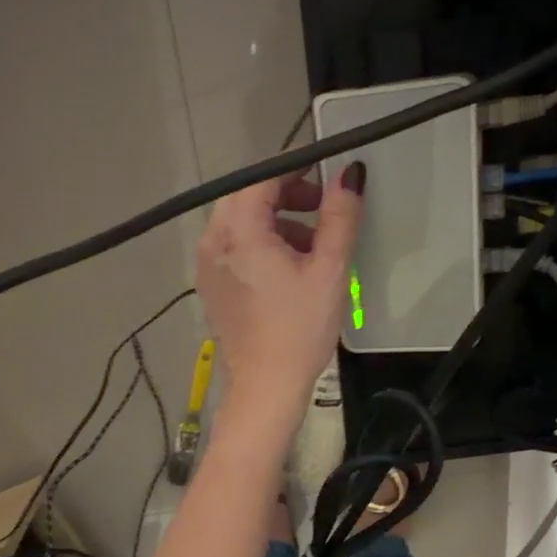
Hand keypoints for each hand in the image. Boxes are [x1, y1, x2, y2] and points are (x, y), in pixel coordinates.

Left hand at [195, 163, 365, 407]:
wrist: (266, 387)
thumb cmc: (299, 330)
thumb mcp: (329, 270)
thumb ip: (339, 216)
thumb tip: (348, 175)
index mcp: (239, 230)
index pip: (264, 177)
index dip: (298, 169)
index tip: (327, 176)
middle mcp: (214, 240)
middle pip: (248, 197)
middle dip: (286, 196)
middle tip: (323, 209)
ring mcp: (207, 265)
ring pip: (240, 223)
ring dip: (275, 222)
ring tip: (312, 247)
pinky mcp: (211, 286)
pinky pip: (234, 248)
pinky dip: (260, 245)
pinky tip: (288, 271)